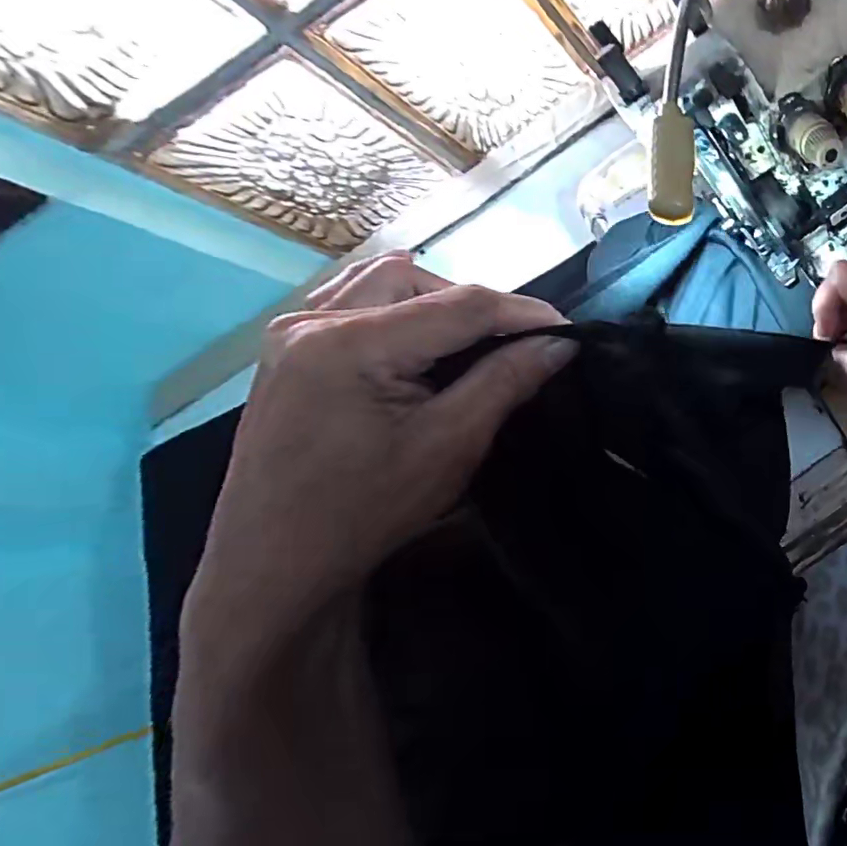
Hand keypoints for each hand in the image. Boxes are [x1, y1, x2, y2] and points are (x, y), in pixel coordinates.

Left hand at [187, 253, 576, 654]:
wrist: (277, 564)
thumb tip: (560, 343)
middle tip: (518, 347)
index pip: (461, 305)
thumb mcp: (450, 444)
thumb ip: (507, 380)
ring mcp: (293, 329)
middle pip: (424, 283)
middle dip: (481, 308)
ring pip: (388, 282)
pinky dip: (401, 305)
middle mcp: (313, 320)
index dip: (524, 312)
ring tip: (474, 343)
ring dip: (441, 302)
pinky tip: (422, 333)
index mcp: (350, 344)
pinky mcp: (290, 346)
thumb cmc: (366, 511)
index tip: (569, 331)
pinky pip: (355, 298)